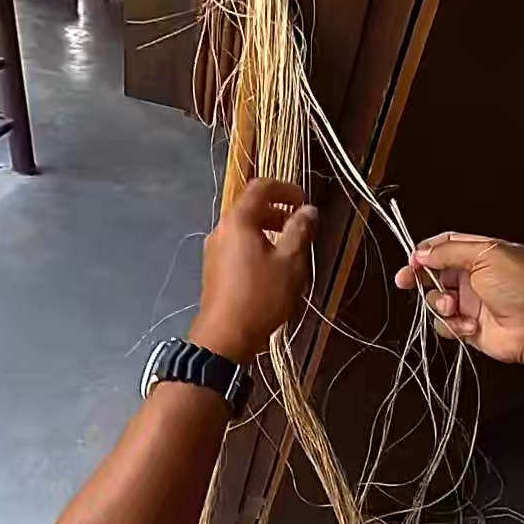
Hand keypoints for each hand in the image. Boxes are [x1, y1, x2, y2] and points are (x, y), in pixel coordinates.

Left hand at [189, 178, 316, 361]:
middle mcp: (222, 229)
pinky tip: (272, 266)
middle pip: (250, 206)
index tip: (304, 202)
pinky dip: (257, 243)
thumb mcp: (290, 262)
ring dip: (269, 229)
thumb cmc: (262, 296)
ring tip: (291, 248)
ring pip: (244, 227)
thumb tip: (309, 211)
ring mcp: (214, 249)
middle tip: (301, 226)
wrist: (226, 336)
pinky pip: (238, 244)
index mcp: (239, 221)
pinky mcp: (214, 267)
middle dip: (279, 211)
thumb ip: (300, 231)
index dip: (286, 188)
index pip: (261, 187)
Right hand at [392, 232, 523, 366]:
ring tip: (453, 306)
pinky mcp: (470, 327)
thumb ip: (450, 251)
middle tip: (407, 281)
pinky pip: (446, 324)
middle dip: (420, 277)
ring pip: (438, 299)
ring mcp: (473, 302)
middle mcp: (476, 276)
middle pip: (437, 272)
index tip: (412, 260)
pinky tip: (469, 325)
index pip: (446, 245)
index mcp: (483, 252)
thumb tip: (423, 252)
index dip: (426, 251)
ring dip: (440, 303)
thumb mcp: (486, 255)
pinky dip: (452, 325)